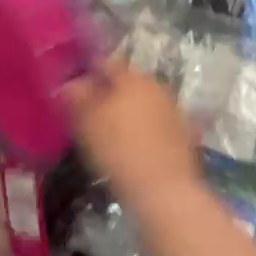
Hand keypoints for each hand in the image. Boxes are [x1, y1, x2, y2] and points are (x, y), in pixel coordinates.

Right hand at [59, 59, 200, 208]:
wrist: (165, 192)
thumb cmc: (117, 148)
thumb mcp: (84, 120)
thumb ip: (74, 96)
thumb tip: (69, 83)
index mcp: (132, 77)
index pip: (104, 63)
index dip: (85, 72)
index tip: (71, 88)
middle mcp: (158, 87)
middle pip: (126, 82)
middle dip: (107, 92)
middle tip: (87, 110)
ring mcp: (175, 112)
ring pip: (142, 103)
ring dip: (126, 111)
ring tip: (107, 130)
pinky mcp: (186, 137)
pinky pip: (156, 124)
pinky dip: (142, 129)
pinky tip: (130, 146)